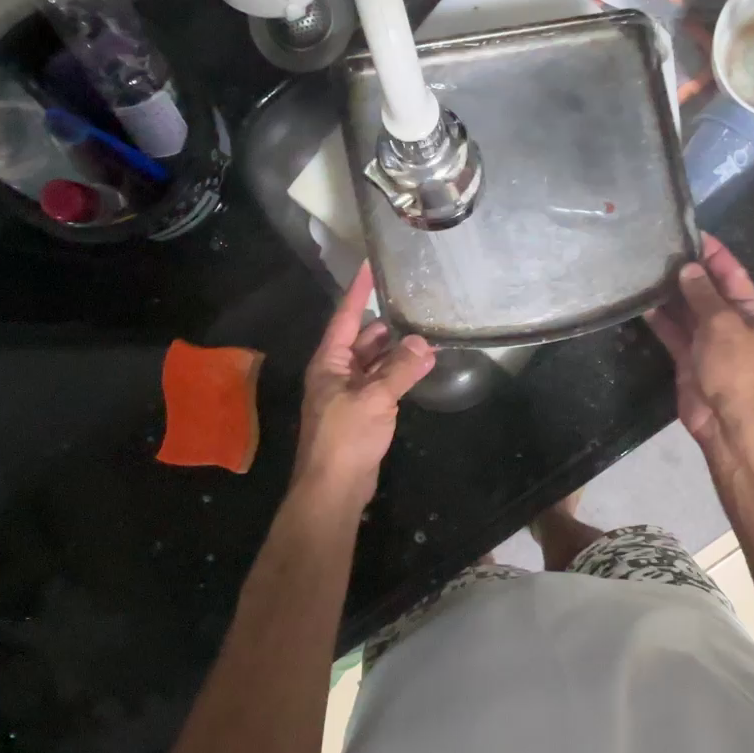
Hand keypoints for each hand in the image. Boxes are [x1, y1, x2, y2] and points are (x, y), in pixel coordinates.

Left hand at [296, 263, 435, 495]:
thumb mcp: (375, 399)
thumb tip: (425, 343)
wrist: (333, 486)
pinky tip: (420, 367)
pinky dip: (398, 375)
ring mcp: (349, 394)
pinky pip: (381, 384)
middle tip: (413, 304)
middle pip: (362, 339)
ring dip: (396, 352)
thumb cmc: (345, 437)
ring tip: (425, 334)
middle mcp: (336, 373)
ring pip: (374, 363)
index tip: (370, 266)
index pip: (344, 317)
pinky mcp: (362, 413)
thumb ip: (400, 369)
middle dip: (386, 325)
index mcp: (328, 362)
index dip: (358, 292)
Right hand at [644, 234, 753, 445]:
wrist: (730, 421)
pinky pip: (674, 334)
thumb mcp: (722, 324)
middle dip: (688, 272)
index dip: (714, 253)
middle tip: (660, 249)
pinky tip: (644, 305)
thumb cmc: (735, 368)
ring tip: (647, 271)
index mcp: (751, 311)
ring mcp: (709, 343)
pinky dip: (661, 320)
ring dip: (671, 295)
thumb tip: (688, 268)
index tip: (691, 232)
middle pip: (708, 291)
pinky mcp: (689, 360)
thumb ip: (703, 294)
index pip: (732, 273)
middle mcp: (731, 323)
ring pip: (688, 312)